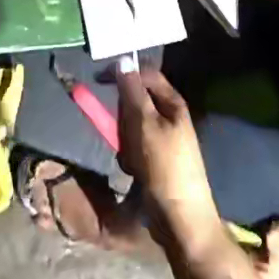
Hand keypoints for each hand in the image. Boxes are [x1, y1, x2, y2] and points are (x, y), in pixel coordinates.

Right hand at [117, 67, 219, 242]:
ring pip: (131, 127)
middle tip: (120, 134)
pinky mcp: (156, 159)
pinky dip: (129, 157)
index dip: (123, 73)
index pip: (145, 74)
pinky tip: (132, 172)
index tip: (98, 80)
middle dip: (122, 117)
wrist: (180, 218)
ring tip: (129, 160)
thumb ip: (133, 93)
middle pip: (135, 102)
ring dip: (124, 140)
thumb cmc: (165, 166)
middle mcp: (169, 116)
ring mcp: (163, 139)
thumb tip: (123, 60)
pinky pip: (134, 148)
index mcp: (172, 102)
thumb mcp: (145, 125)